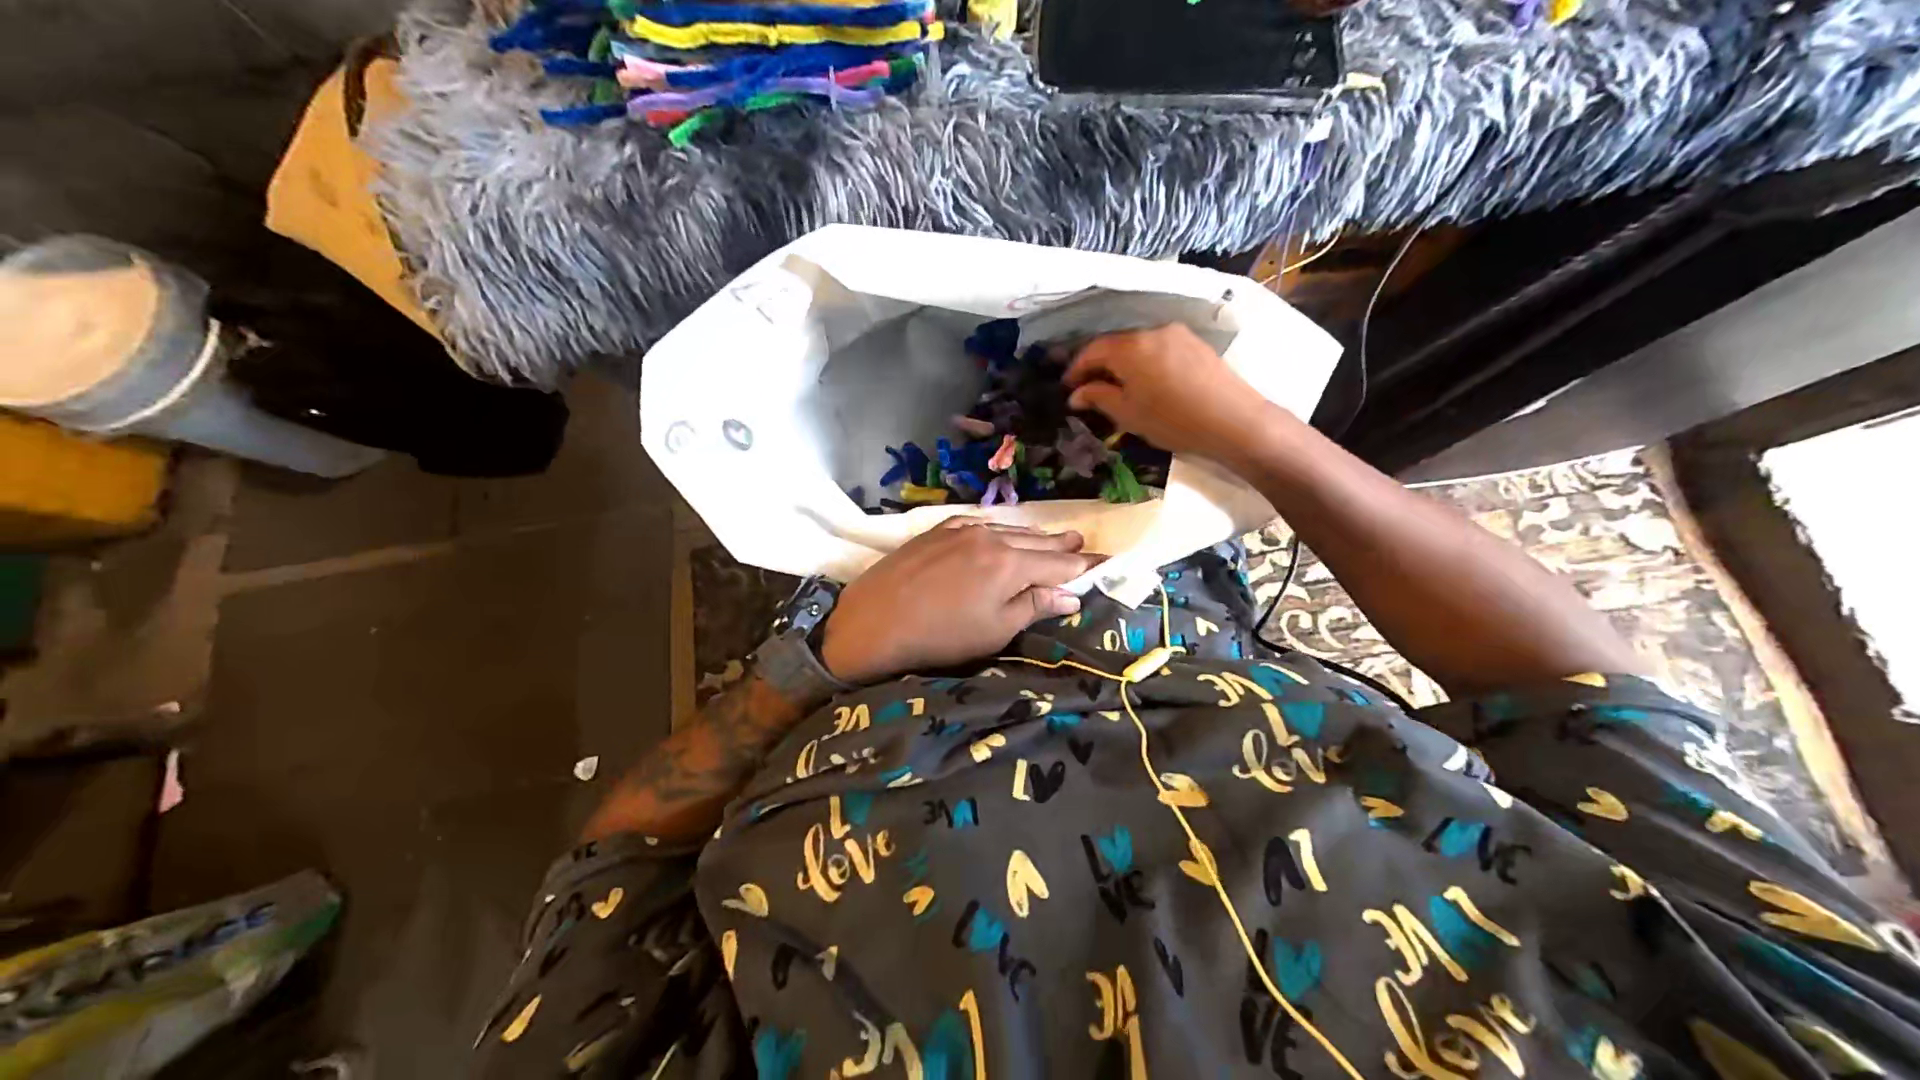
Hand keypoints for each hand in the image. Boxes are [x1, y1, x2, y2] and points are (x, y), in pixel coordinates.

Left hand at [820, 521, 1101, 683]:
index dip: (1084, 566)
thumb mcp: (995, 630)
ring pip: (1009, 530)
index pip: (1059, 564)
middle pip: (1037, 541)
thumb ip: (1034, 606)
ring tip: (1052, 538)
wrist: (872, 622)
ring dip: (1033, 536)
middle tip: (1083, 544)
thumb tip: (1070, 595)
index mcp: (1010, 564)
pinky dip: (1000, 529)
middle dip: (1062, 546)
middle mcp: (990, 538)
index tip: (1106, 562)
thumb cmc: (940, 636)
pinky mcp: (937, 530)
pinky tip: (1003, 532)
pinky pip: (980, 524)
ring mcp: (961, 530)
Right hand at [1064, 323, 1279, 463]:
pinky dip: (1145, 361)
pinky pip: (1159, 347)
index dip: (1075, 369)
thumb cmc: (1172, 420)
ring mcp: (1176, 334)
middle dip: (1098, 365)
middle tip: (1088, 388)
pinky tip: (1146, 382)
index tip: (1067, 388)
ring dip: (1122, 363)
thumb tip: (1076, 394)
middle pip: (1115, 344)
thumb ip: (1098, 397)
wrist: (1232, 420)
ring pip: (1138, 345)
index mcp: (1129, 347)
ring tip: (1117, 387)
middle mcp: (1151, 332)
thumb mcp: (1128, 414)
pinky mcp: (1195, 343)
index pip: (1092, 350)